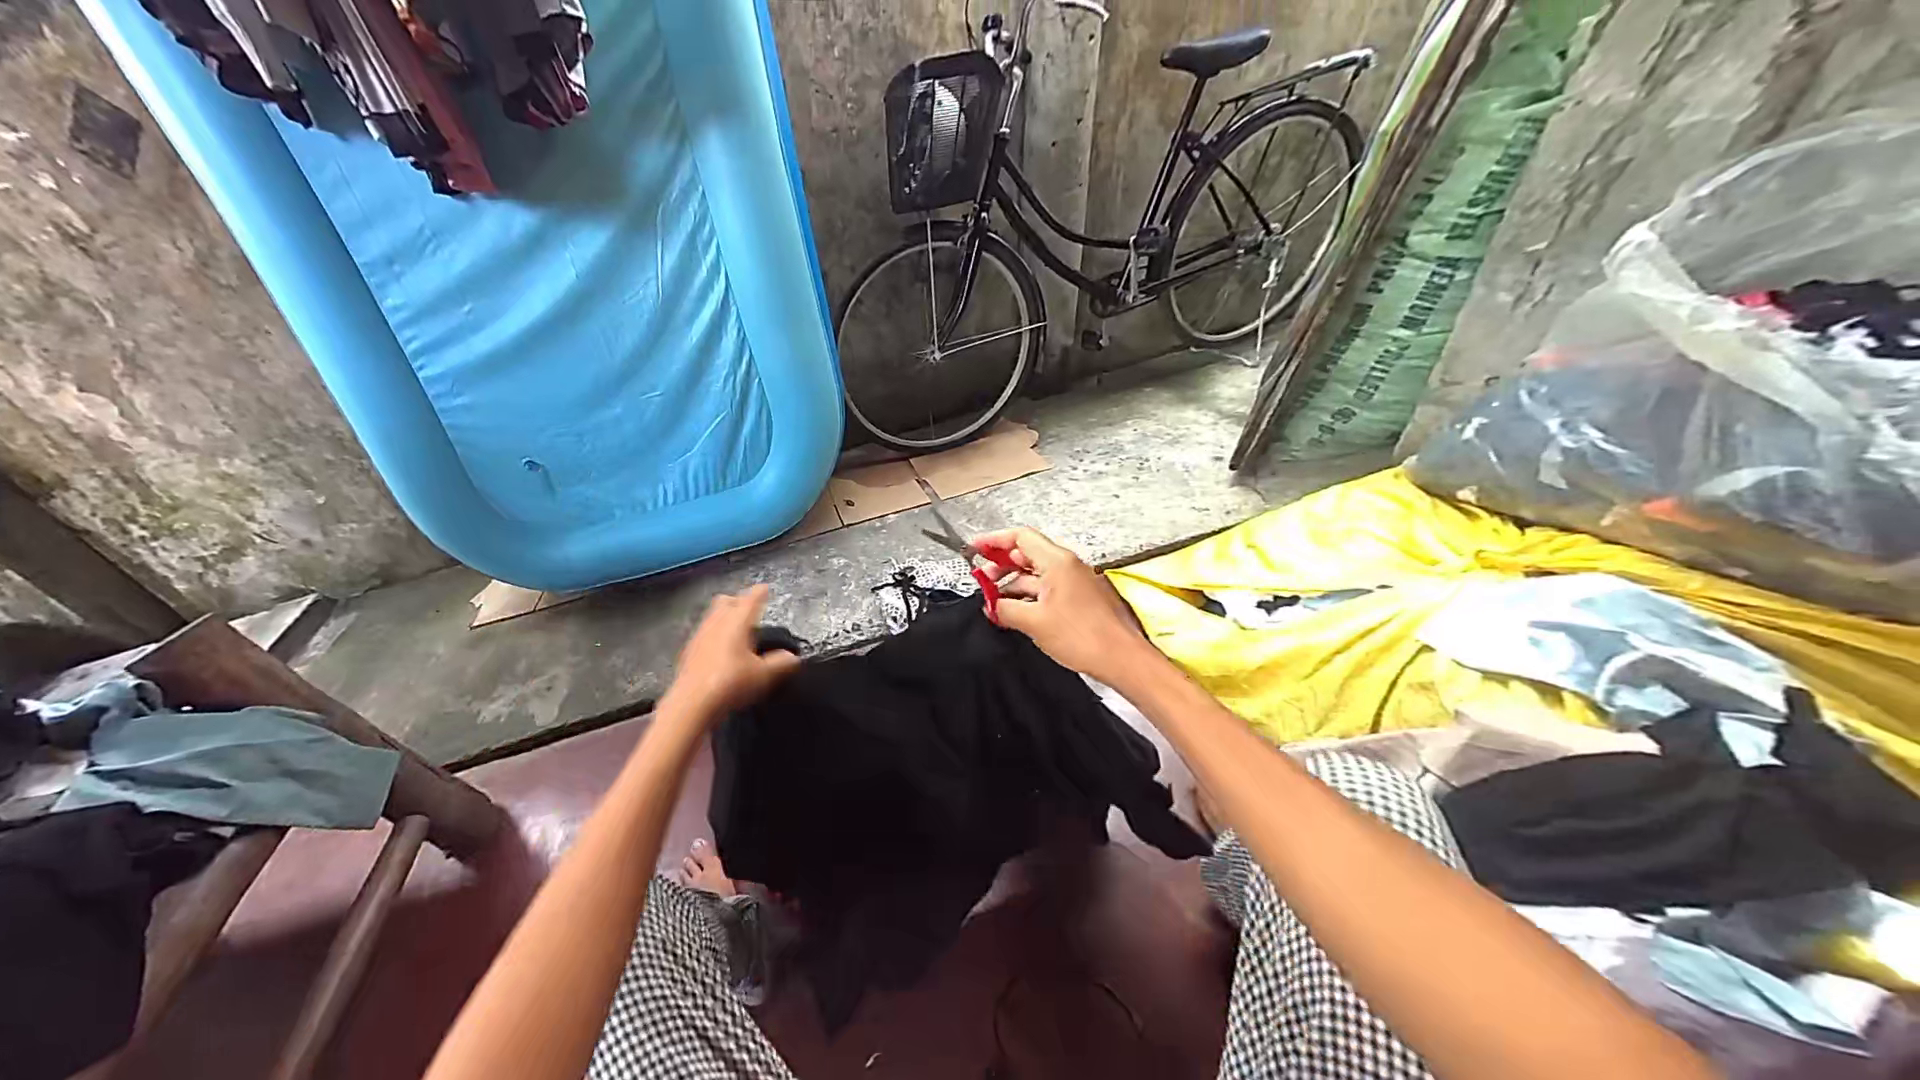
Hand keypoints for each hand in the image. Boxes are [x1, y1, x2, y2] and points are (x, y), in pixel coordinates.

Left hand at [659, 585, 800, 721]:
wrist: (691, 704)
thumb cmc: (731, 683)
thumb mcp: (764, 675)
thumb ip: (781, 664)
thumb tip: (792, 658)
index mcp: (737, 623)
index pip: (750, 601)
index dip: (759, 593)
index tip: (764, 588)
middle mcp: (716, 624)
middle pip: (726, 602)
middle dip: (737, 601)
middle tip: (748, 606)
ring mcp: (699, 637)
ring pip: (712, 616)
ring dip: (723, 617)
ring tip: (734, 627)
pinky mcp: (688, 653)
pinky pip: (703, 634)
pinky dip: (714, 634)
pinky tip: (718, 649)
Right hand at [972, 527, 1154, 682]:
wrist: (1120, 658)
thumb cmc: (1087, 637)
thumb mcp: (1033, 622)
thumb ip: (1005, 608)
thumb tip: (992, 605)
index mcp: (1058, 562)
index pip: (1020, 537)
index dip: (994, 541)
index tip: (977, 548)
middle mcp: (1069, 566)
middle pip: (1028, 554)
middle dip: (1001, 565)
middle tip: (983, 579)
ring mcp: (1077, 582)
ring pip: (1038, 573)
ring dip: (1015, 583)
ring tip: (996, 600)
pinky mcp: (1081, 598)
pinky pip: (1050, 588)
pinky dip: (1031, 595)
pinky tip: (1019, 611)